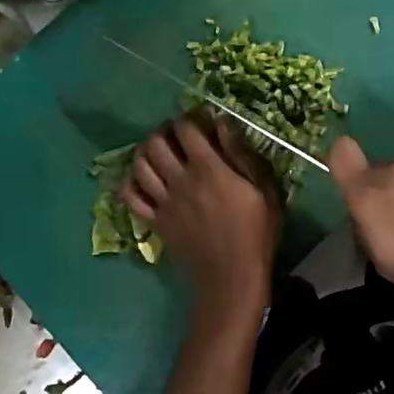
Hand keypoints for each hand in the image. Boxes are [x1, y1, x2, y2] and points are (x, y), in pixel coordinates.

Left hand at [124, 114, 280, 304]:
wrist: (233, 276)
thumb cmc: (256, 232)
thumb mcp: (263, 190)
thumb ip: (241, 154)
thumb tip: (223, 123)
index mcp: (208, 169)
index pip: (186, 129)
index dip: (190, 117)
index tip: (200, 119)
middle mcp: (180, 180)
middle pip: (156, 142)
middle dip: (164, 130)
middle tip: (176, 134)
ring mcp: (164, 201)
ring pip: (140, 165)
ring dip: (146, 151)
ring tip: (159, 151)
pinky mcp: (155, 221)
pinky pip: (131, 197)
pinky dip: (131, 182)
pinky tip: (142, 179)